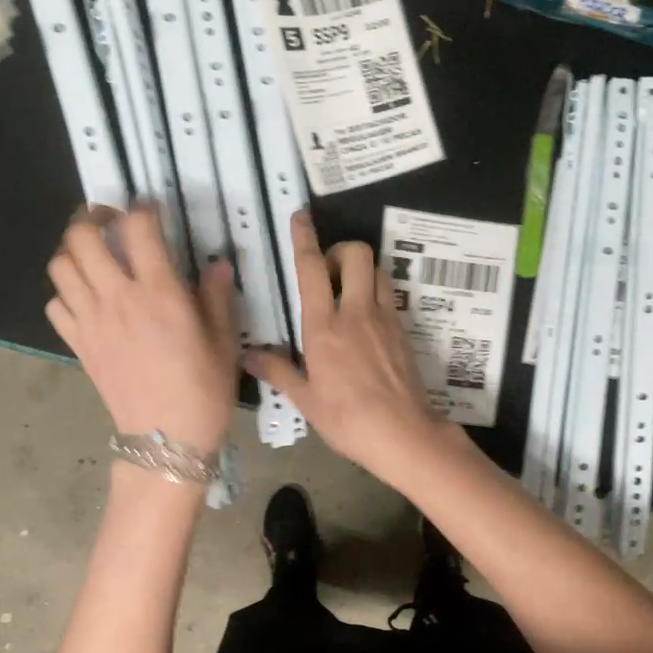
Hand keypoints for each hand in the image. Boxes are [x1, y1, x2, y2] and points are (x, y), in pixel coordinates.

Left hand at [46, 206, 237, 454]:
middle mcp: (117, 297)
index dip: (142, 209)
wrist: (166, 440)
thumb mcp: (223, 344)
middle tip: (109, 222)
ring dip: (72, 250)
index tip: (152, 211)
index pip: (138, 227)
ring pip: (60, 264)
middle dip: (92, 217)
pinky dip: (64, 292)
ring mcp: (91, 320)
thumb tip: (217, 267)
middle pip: (81, 235)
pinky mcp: (78, 344)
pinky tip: (85, 298)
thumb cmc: (203, 393)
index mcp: (159, 293)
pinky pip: (55, 304)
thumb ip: (217, 299)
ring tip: (92, 254)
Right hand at [245, 213, 456, 473]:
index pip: (312, 269)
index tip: (300, 218)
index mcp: (324, 327)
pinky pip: (390, 296)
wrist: (404, 435)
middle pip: (356, 253)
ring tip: (348, 293)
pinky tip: (367, 321)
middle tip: (327, 273)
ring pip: (378, 270)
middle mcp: (357, 312)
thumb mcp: (306, 400)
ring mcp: (385, 319)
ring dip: (362, 270)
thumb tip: (248, 356)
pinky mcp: (404, 332)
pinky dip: (377, 294)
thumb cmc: (348, 421)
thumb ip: (279, 371)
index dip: (304, 238)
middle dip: (340, 250)